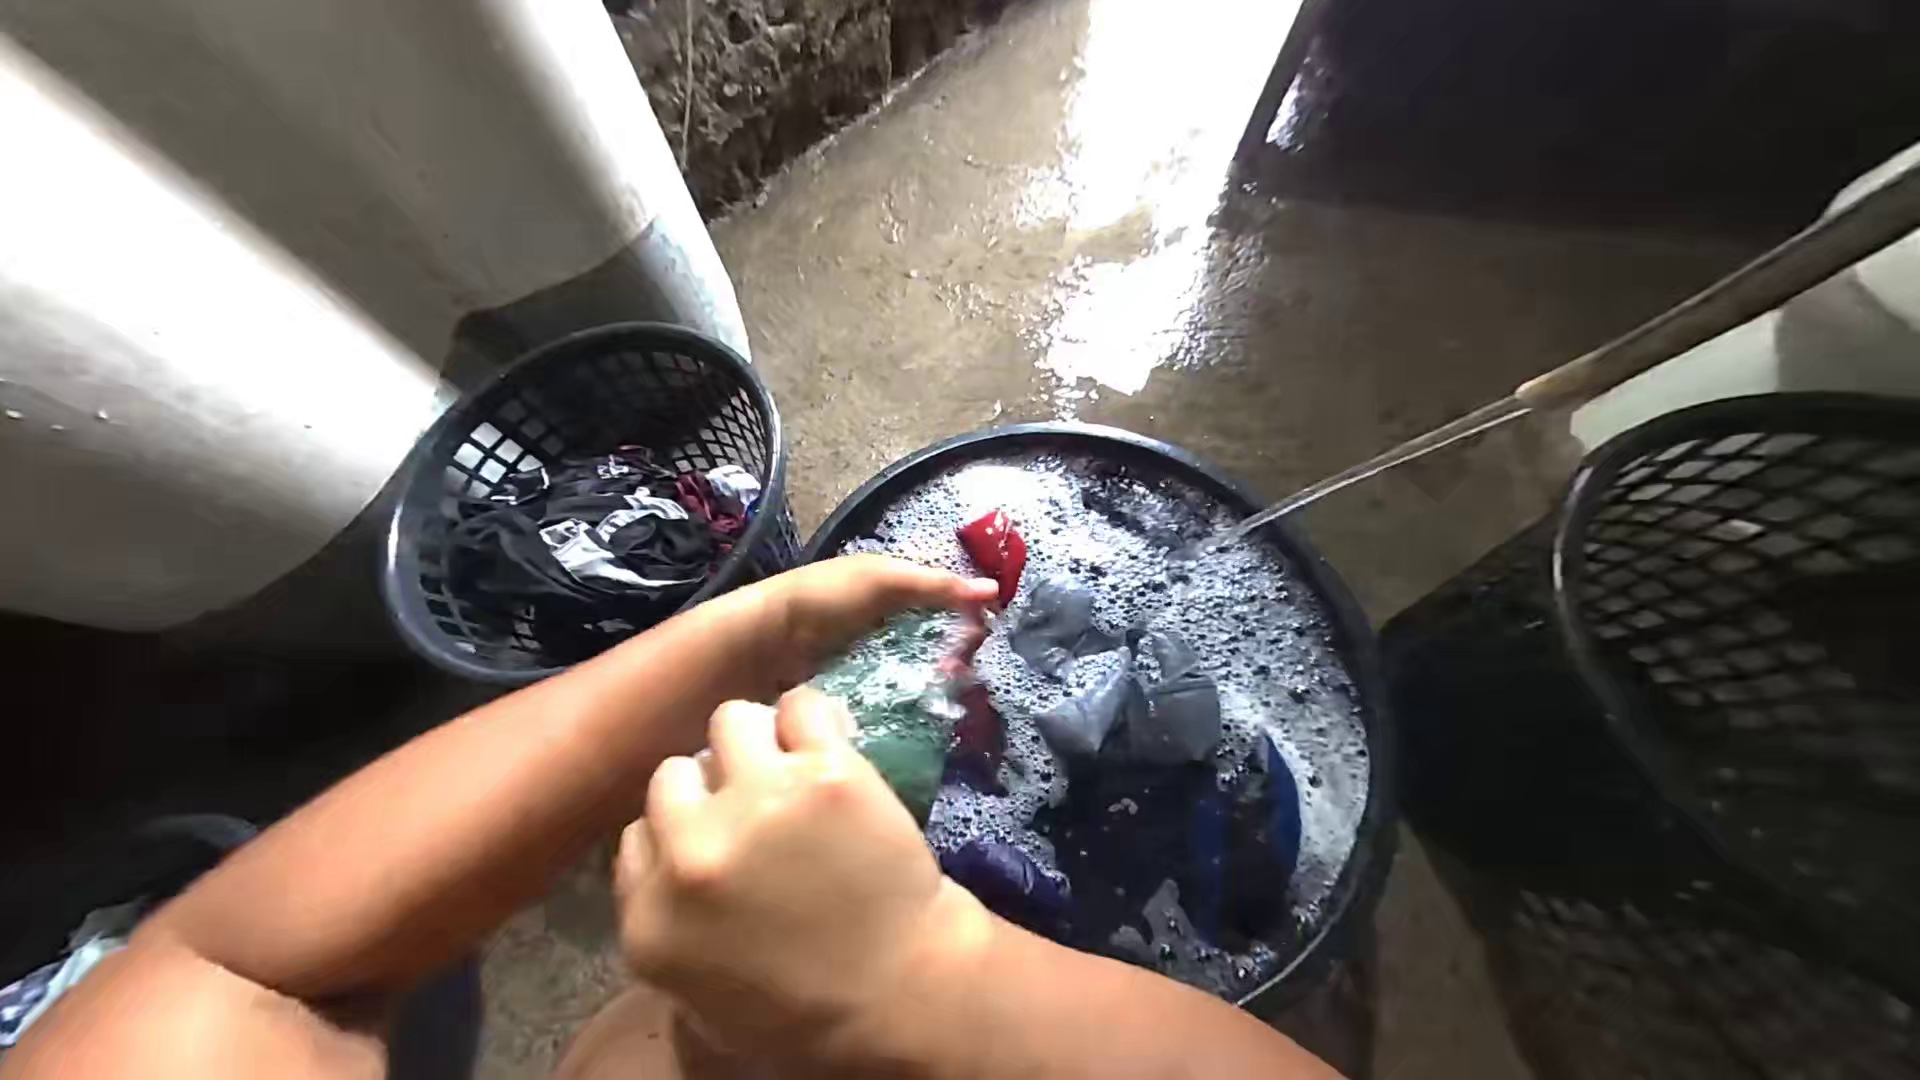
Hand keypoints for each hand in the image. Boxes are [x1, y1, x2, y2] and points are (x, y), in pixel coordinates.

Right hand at [613, 688, 992, 1057]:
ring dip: (758, 737)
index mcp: (652, 916)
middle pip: (680, 769)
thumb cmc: (803, 998)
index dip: (686, 820)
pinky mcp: (824, 773)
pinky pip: (801, 704)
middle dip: (717, 781)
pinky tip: (828, 738)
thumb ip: (667, 905)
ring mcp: (761, 803)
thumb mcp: (696, 984)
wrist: (898, 988)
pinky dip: (810, 715)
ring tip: (792, 759)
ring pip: (734, 720)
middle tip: (758, 793)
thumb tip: (667, 831)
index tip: (720, 823)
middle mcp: (694, 851)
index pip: (641, 828)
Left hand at [726, 554, 997, 696]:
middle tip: (958, 672)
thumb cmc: (823, 599)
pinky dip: (913, 700)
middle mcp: (886, 625)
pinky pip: (898, 695)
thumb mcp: (882, 579)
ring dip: (937, 681)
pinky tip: (923, 710)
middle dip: (953, 654)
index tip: (977, 640)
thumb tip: (994, 589)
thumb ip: (935, 584)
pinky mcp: (861, 691)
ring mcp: (873, 660)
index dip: (965, 619)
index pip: (946, 604)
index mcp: (893, 592)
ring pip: (921, 670)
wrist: (762, 647)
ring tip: (945, 693)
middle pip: (937, 640)